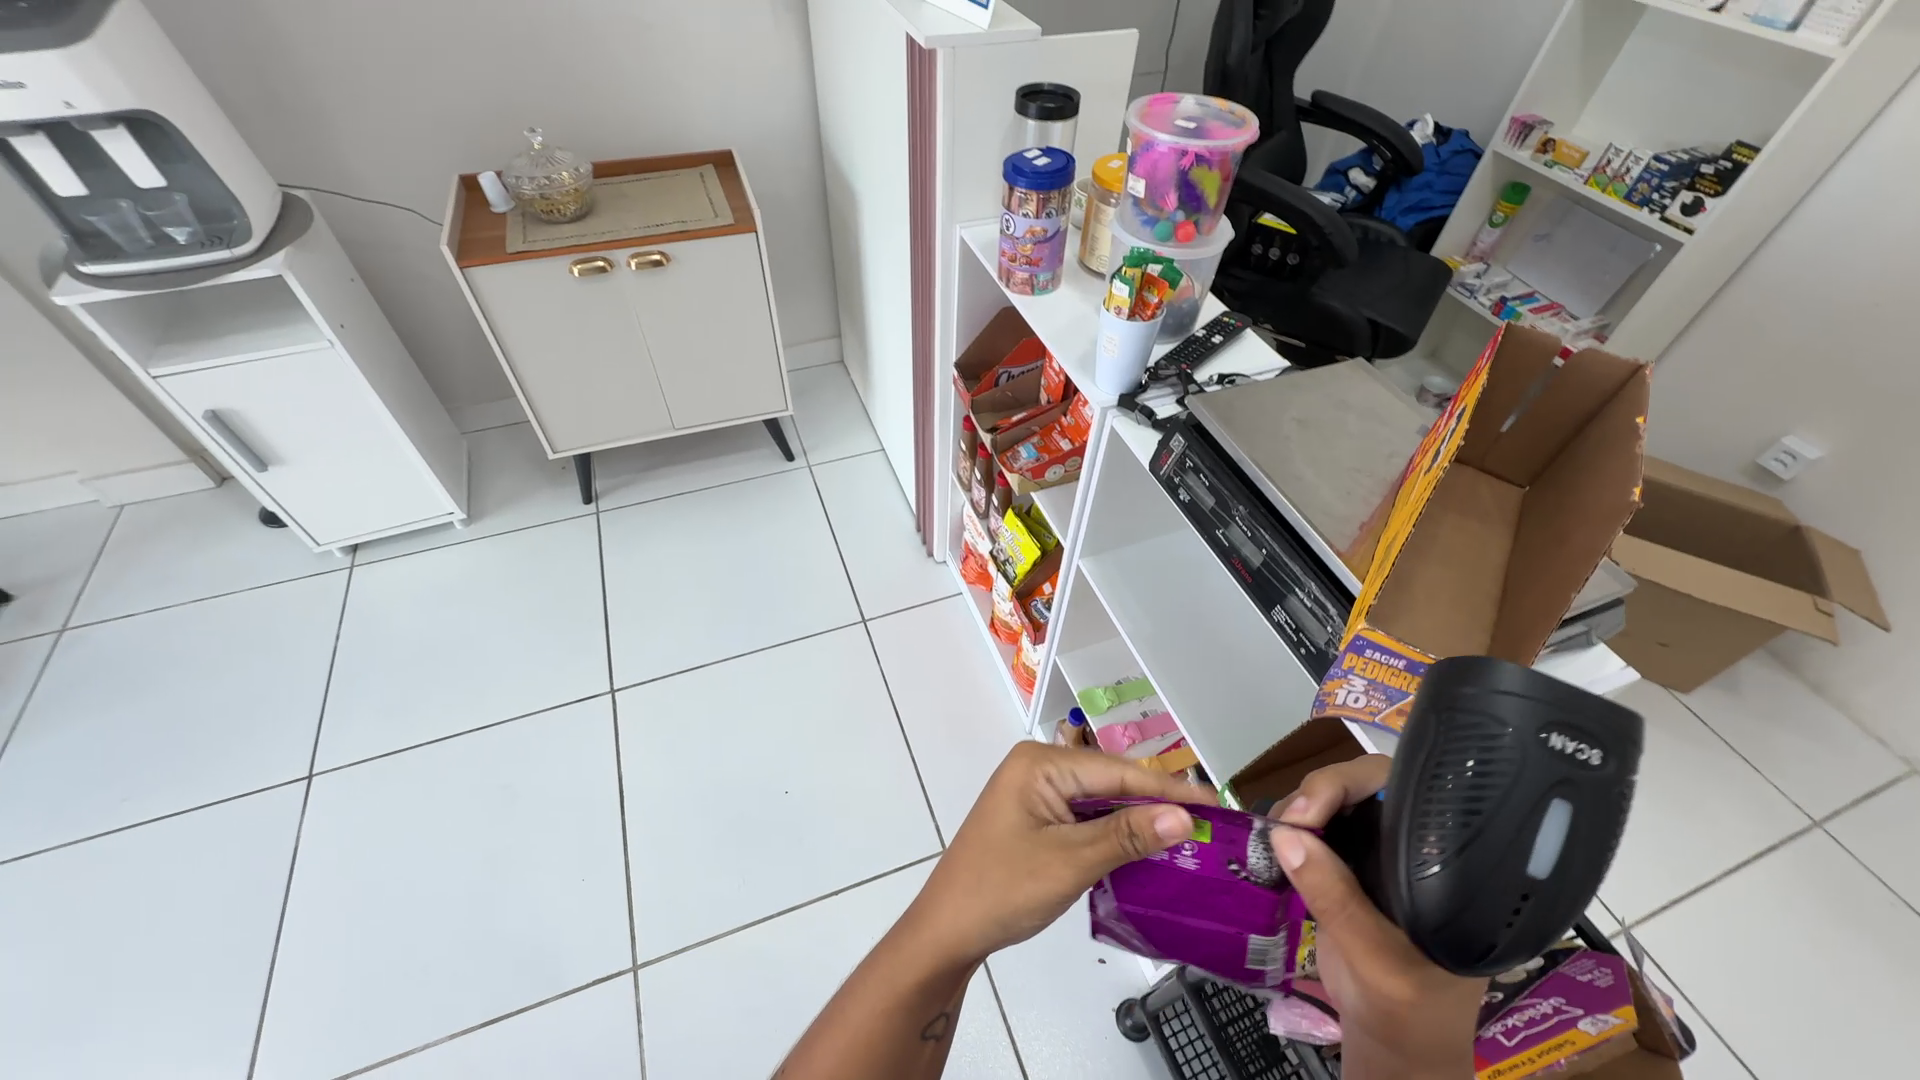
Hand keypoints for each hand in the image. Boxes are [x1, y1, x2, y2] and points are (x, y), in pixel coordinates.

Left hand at [906, 742, 1212, 965]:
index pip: (1118, 771)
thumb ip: (1127, 835)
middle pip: (1111, 781)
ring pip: (1101, 800)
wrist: (947, 930)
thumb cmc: (1003, 890)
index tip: (1219, 804)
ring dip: (1138, 820)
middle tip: (1212, 824)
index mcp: (1041, 764)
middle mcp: (1039, 767)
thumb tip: (1185, 817)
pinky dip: (1114, 833)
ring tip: (1191, 836)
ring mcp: (1036, 792)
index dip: (1169, 790)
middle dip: (1156, 803)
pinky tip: (1146, 847)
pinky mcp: (1037, 817)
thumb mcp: (1070, 862)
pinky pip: (1086, 817)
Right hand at [1269, 755, 1484, 1079]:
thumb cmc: (1408, 1009)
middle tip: (1289, 822)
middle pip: (1360, 786)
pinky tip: (1271, 847)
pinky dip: (1286, 831)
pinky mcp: (1340, 867)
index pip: (1403, 790)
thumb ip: (1337, 901)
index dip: (1355, 783)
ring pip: (1328, 802)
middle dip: (1318, 792)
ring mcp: (1371, 853)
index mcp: (1436, 859)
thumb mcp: (1377, 961)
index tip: (1314, 809)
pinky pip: (1309, 831)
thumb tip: (1286, 836)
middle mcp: (1406, 846)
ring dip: (1296, 811)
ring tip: (1273, 840)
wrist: (1394, 1045)